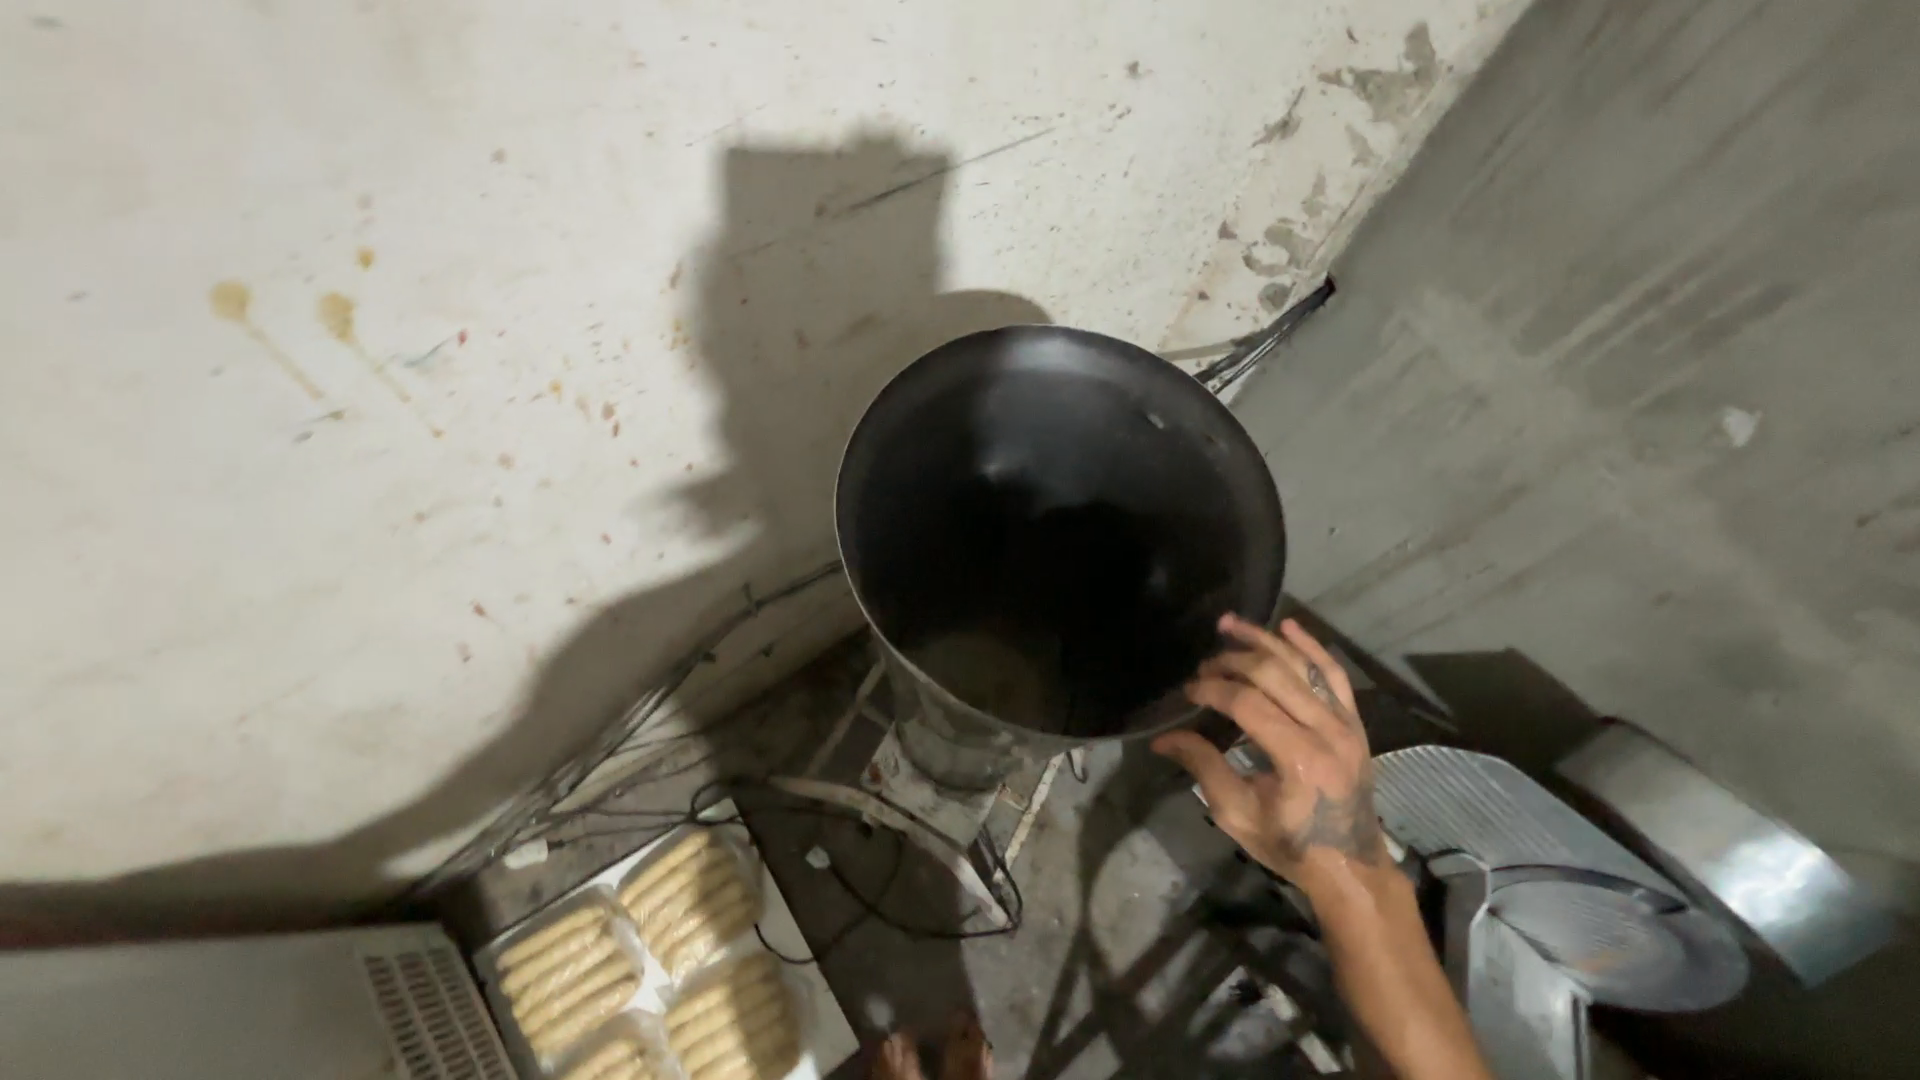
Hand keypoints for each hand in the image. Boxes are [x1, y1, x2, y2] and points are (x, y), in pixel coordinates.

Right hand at [1154, 615, 1386, 894]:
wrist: (1351, 866)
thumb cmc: (1290, 844)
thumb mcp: (1237, 813)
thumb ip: (1202, 766)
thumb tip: (1163, 738)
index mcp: (1299, 758)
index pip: (1247, 703)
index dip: (1212, 690)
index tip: (1187, 692)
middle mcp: (1327, 732)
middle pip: (1273, 675)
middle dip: (1231, 662)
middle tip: (1203, 667)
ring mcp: (1346, 723)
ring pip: (1303, 665)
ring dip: (1263, 640)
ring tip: (1229, 624)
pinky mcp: (1354, 721)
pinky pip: (1333, 673)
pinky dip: (1309, 646)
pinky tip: (1286, 626)